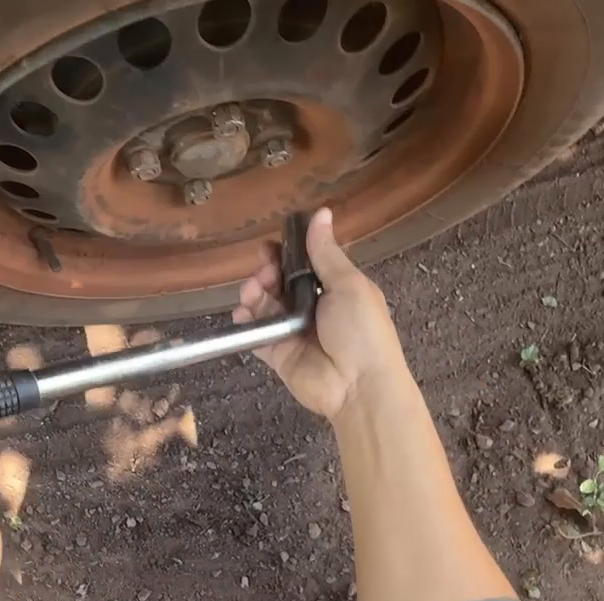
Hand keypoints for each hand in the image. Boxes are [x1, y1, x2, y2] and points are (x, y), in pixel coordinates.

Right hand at [232, 207, 407, 423]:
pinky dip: (246, 324)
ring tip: (251, 293)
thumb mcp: (347, 284)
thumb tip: (321, 213)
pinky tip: (242, 316)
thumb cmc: (361, 331)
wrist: (358, 385)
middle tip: (264, 274)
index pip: (302, 264)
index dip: (284, 253)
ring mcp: (293, 332)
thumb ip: (326, 253)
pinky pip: (256, 336)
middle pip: (278, 283)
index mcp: (333, 288)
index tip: (270, 246)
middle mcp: (311, 308)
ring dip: (253, 294)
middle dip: (266, 273)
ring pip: (264, 306)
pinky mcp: (278, 355)